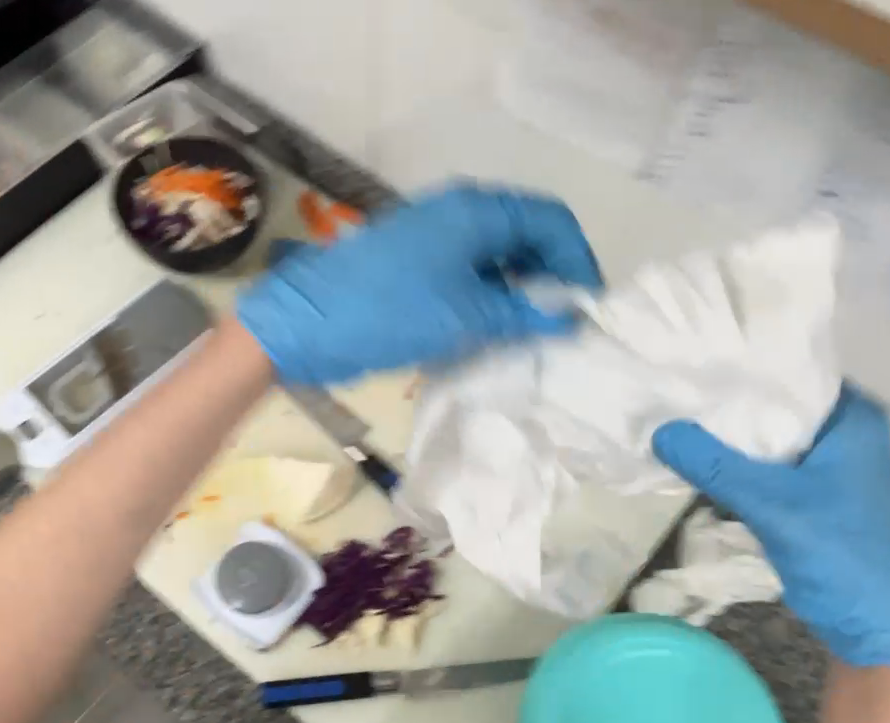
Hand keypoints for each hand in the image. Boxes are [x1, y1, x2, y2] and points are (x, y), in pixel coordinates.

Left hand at [237, 181, 601, 384]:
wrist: (303, 326)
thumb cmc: (386, 312)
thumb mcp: (461, 315)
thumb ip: (521, 314)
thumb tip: (571, 317)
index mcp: (474, 212)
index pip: (551, 221)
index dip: (576, 263)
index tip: (586, 312)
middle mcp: (457, 217)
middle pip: (525, 239)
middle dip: (548, 283)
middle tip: (559, 333)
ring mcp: (432, 243)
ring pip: (495, 263)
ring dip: (516, 298)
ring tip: (528, 342)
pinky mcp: (414, 270)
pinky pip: (466, 280)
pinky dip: (485, 305)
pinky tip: (490, 339)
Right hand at [652, 387, 889, 666]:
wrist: (871, 620)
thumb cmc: (837, 551)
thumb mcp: (771, 504)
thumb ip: (715, 466)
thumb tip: (660, 431)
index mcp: (853, 419)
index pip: (793, 374)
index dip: (745, 370)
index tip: (696, 366)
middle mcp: (847, 433)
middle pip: (779, 407)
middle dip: (731, 408)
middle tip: (678, 396)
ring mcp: (833, 466)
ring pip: (772, 440)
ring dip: (733, 441)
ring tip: (682, 426)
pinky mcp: (816, 495)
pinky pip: (771, 468)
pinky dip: (741, 468)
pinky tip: (703, 466)